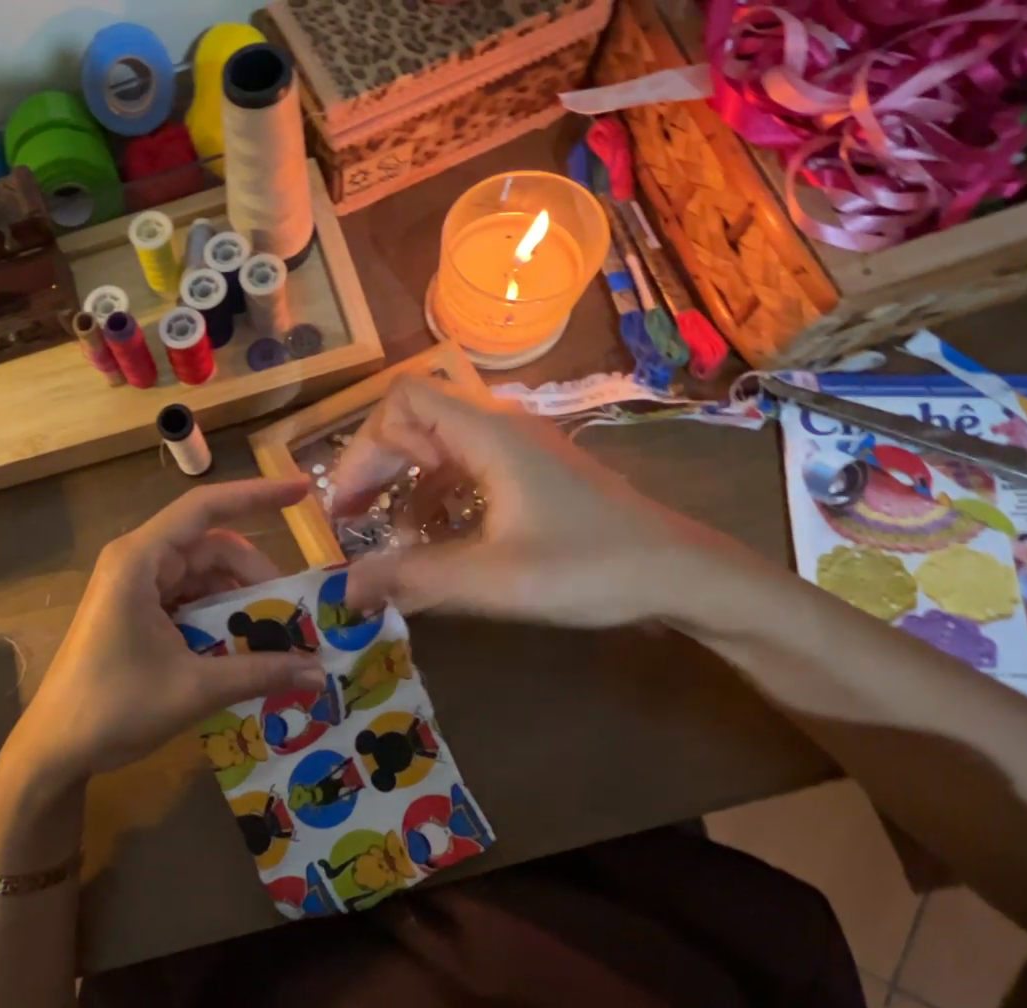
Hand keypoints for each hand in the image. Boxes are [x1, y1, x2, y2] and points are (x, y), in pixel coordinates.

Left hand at [2, 479, 327, 786]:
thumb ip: (260, 673)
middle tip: (293, 614)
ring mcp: (131, 588)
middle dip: (255, 576)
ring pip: (200, 577)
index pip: (205, 509)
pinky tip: (241, 648)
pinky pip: (186, 601)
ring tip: (275, 636)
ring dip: (238, 601)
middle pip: (210, 548)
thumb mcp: (195, 688)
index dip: (256, 496)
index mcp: (140, 561)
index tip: (300, 491)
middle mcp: (135, 563)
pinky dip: (216, 619)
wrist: (54, 748)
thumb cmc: (114, 707)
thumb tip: (319, 672)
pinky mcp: (132, 613)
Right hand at [335, 376, 729, 626]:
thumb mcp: (493, 580)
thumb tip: (345, 587)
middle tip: (351, 521)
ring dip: (403, 486)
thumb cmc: (590, 568)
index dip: (366, 446)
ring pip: (437, 447)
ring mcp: (518, 451)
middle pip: (413, 421)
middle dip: (374, 468)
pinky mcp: (531, 475)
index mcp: (488, 436)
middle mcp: (499, 429)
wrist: (682, 575)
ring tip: (388, 538)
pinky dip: (435, 499)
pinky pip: (464, 470)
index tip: (353, 505)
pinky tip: (434, 541)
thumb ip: (413, 577)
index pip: (403, 401)